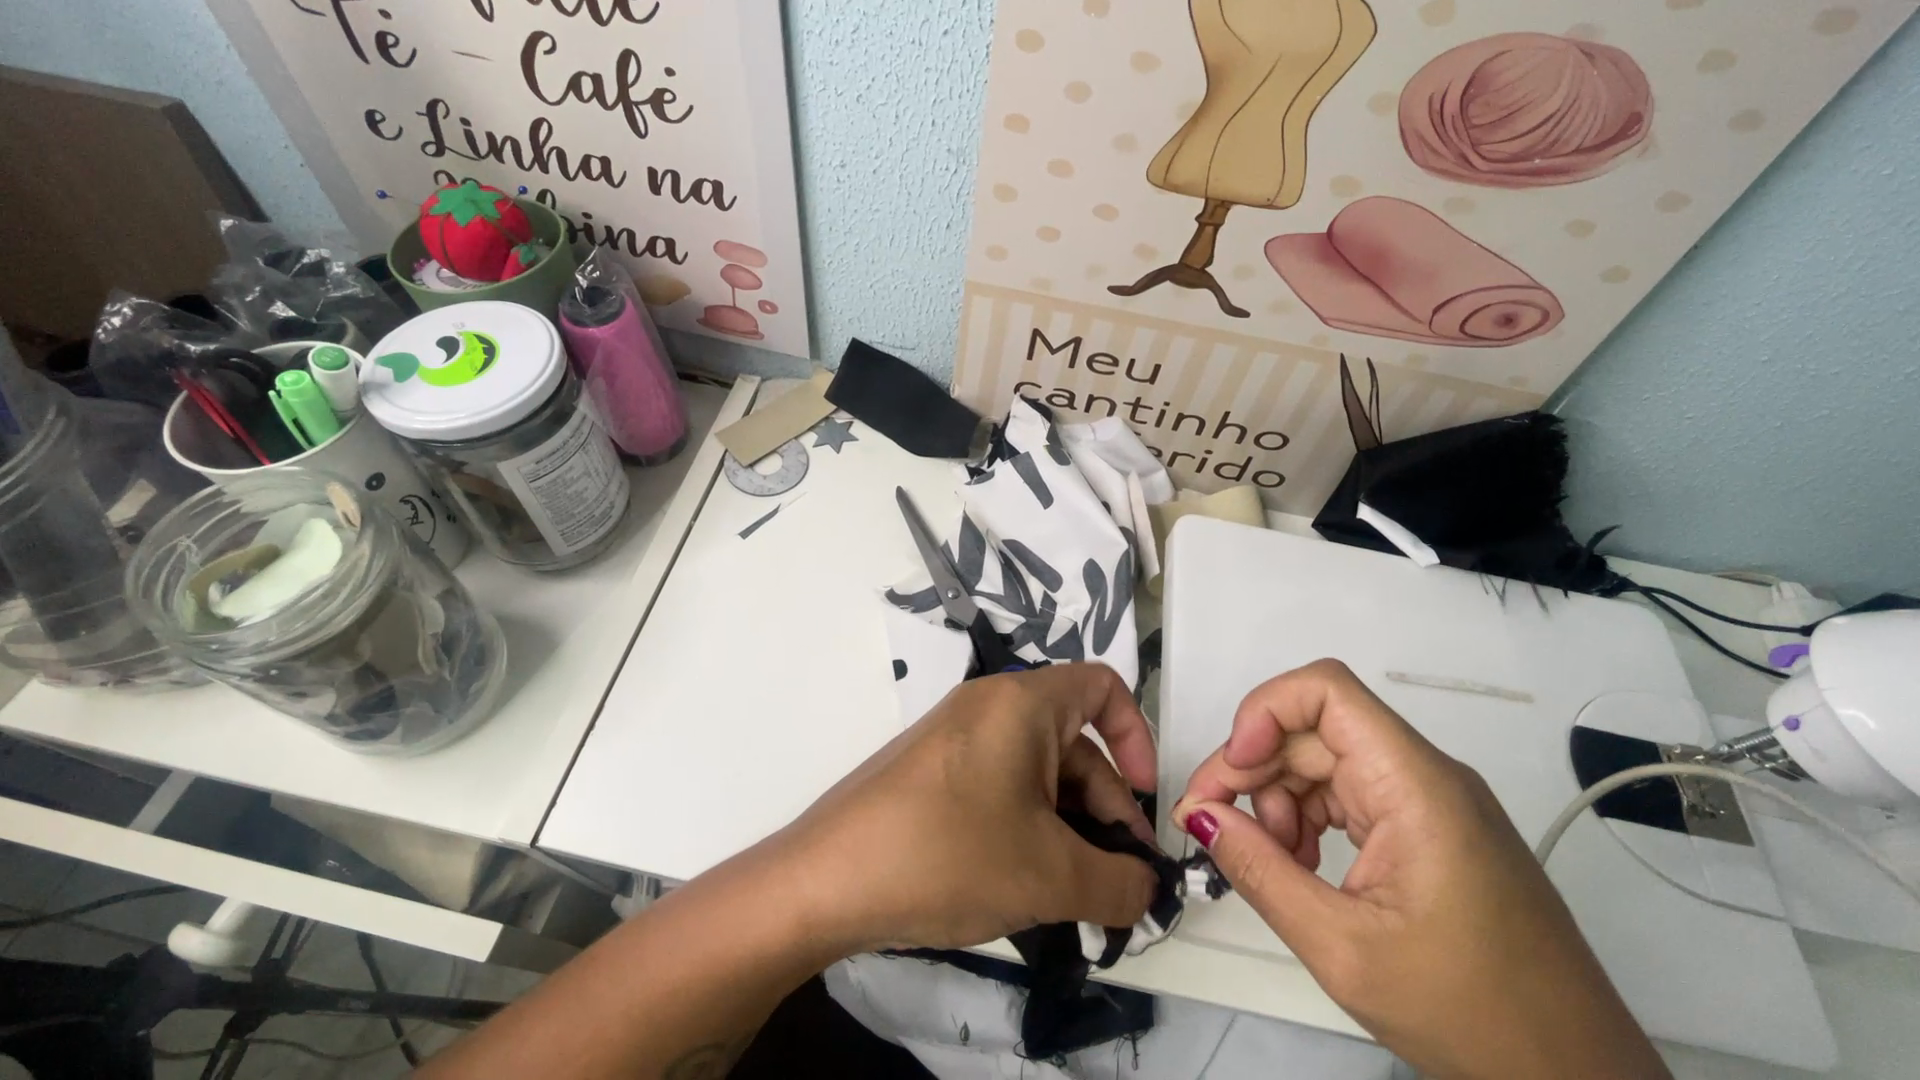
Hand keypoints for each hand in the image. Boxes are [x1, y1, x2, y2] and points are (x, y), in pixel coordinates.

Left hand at [770, 663, 1159, 955]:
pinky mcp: (929, 778)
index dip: (1138, 738)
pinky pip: (999, 791)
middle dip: (1105, 809)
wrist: (822, 882)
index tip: (1143, 802)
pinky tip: (1025, 888)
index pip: (1103, 687)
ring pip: (1037, 775)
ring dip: (1067, 831)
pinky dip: (1026, 832)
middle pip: (1074, 743)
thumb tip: (1146, 892)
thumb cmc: (947, 855)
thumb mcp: (1049, 876)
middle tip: (1115, 880)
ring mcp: (953, 743)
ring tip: (1074, 897)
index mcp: (1021, 704)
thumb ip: (1118, 884)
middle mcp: (987, 709)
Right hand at [1174, 660, 1668, 1079]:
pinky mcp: (1428, 830)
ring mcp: (1429, 802)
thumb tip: (1196, 813)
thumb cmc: (1465, 1011)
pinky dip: (1308, 822)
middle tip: (1208, 825)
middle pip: (1314, 732)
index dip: (1263, 712)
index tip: (1229, 775)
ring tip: (1266, 863)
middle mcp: (1424, 776)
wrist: (1572, 1074)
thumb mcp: (1341, 947)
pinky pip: (1349, 797)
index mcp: (1415, 786)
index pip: (1326, 691)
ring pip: (1326, 764)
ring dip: (1278, 802)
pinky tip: (1298, 868)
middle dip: (1252, 770)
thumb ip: (1259, 871)